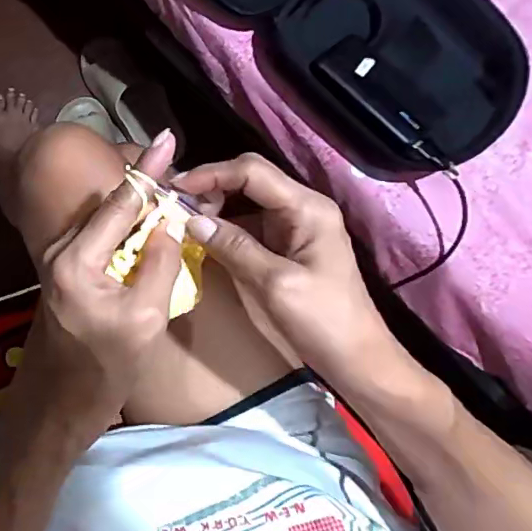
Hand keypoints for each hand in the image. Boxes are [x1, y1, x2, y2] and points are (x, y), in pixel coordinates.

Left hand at [10, 134, 181, 443]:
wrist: (60, 403)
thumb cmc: (104, 368)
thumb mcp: (145, 318)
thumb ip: (159, 264)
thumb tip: (169, 222)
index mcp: (76, 258)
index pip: (119, 203)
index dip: (148, 171)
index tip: (168, 138)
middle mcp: (60, 249)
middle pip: (108, 204)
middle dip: (142, 183)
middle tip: (173, 163)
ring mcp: (58, 259)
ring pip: (102, 218)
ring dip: (134, 206)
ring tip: (168, 192)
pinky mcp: (64, 271)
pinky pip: (98, 236)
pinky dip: (123, 227)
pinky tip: (147, 226)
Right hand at [175, 154, 397, 387]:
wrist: (356, 358)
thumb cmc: (323, 320)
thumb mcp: (274, 283)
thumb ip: (234, 247)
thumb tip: (191, 220)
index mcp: (307, 208)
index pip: (252, 171)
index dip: (211, 174)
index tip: (175, 188)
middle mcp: (302, 207)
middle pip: (250, 179)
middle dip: (211, 187)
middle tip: (175, 205)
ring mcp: (295, 226)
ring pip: (247, 200)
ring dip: (216, 206)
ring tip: (183, 220)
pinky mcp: (287, 245)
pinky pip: (250, 224)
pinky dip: (225, 226)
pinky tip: (204, 237)